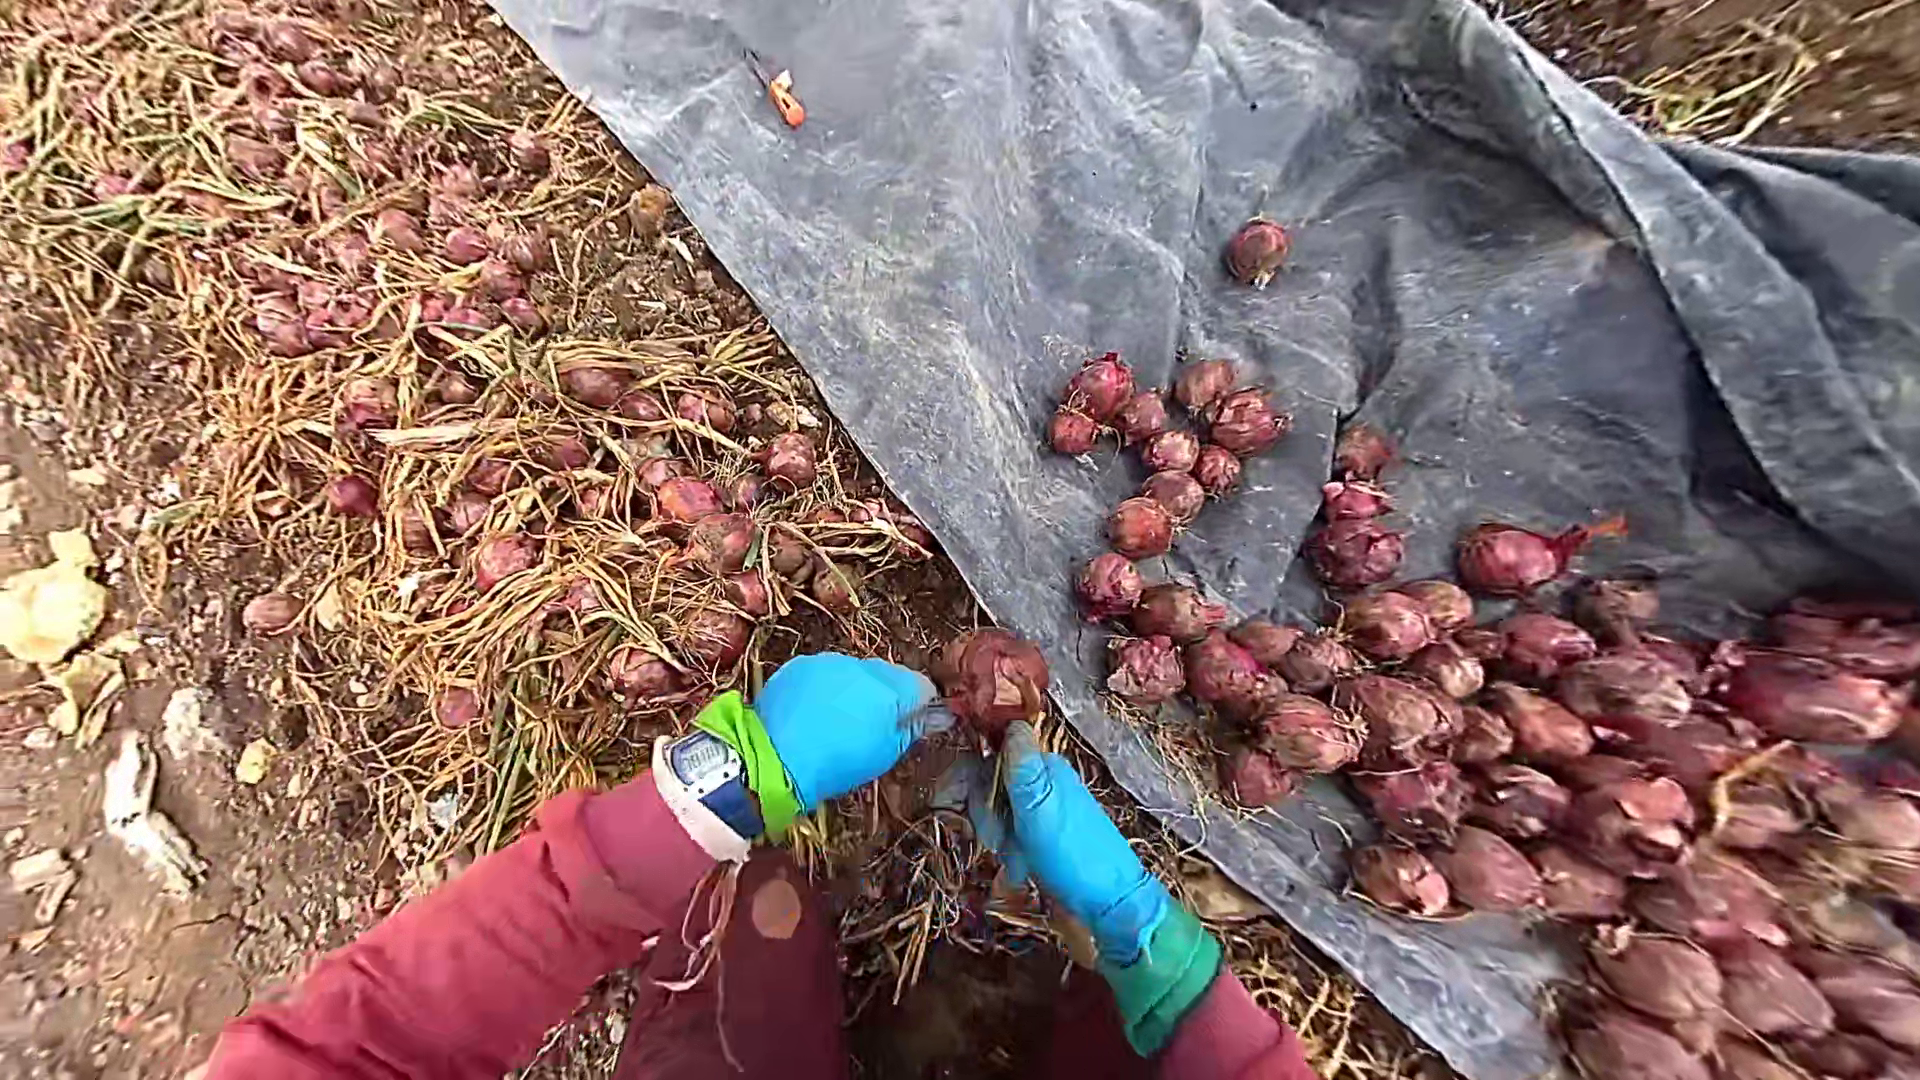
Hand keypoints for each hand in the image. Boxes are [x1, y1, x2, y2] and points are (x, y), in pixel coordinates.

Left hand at [754, 653, 939, 807]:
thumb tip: (939, 715)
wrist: (772, 757)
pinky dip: (826, 687)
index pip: (921, 685)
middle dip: (885, 695)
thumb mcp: (884, 753)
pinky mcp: (802, 664)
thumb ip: (913, 728)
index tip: (907, 724)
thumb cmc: (837, 763)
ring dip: (854, 689)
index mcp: (889, 688)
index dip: (918, 706)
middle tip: (869, 727)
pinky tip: (813, 712)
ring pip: (855, 672)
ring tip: (837, 720)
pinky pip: (825, 671)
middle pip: (888, 675)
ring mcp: (830, 661)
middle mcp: (863, 666)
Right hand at [973, 721, 1170, 964]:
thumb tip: (1010, 720)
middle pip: (993, 786)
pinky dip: (1013, 852)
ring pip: (1001, 813)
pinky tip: (1023, 869)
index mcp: (1043, 766)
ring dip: (1001, 838)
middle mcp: (1044, 781)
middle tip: (998, 841)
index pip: (993, 756)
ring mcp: (1046, 809)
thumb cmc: (1071, 852)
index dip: (975, 781)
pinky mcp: (1047, 835)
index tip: (969, 808)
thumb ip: (1020, 763)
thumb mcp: (1038, 805)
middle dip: (989, 816)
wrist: (1111, 904)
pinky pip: (1015, 835)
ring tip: (1016, 860)